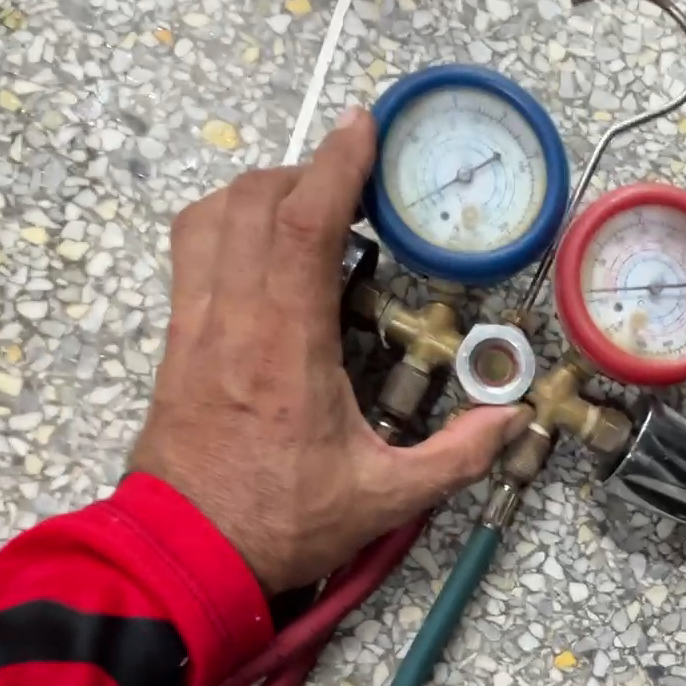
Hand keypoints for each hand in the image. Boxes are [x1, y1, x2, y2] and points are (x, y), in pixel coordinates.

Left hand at [129, 109, 526, 594]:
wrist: (184, 555)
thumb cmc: (282, 523)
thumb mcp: (386, 498)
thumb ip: (456, 456)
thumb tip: (508, 420)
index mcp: (285, 350)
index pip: (300, 228)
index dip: (335, 168)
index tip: (364, 130)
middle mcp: (231, 323)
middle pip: (250, 203)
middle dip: (303, 174)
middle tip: (352, 185)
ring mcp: (194, 329)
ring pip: (209, 219)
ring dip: (259, 193)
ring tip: (307, 209)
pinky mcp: (177, 344)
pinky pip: (191, 254)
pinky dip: (226, 225)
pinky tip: (260, 250)